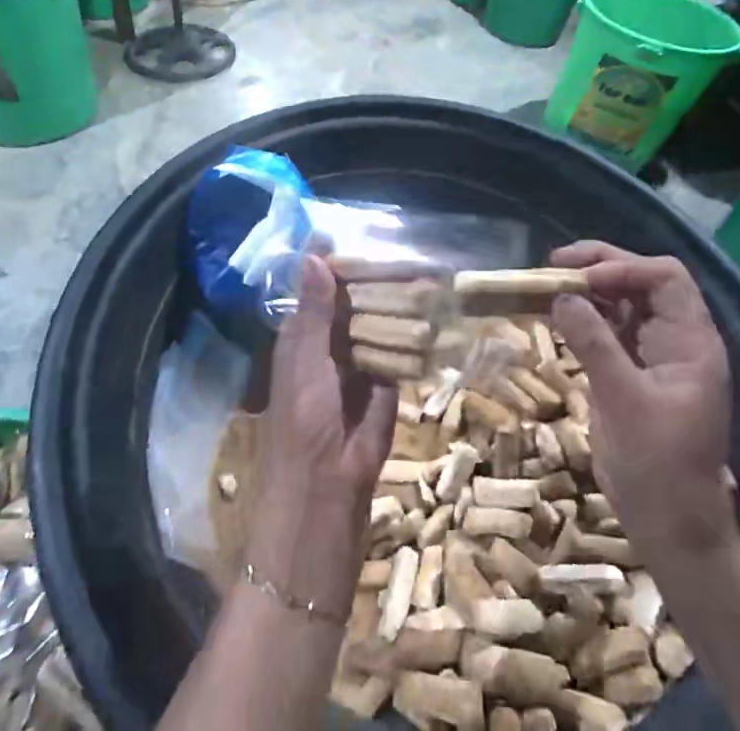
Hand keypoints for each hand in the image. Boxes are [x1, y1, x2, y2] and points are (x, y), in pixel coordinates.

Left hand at [248, 255, 397, 615]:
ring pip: (381, 329)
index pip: (321, 291)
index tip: (369, 233)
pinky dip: (415, 341)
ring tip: (432, 277)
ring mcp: (360, 373)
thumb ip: (313, 315)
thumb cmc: (302, 434)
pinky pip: (400, 359)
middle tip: (416, 254)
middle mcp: (330, 352)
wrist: (324, 507)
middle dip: (380, 282)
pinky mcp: (386, 394)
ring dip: (401, 308)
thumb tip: (314, 255)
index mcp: (302, 342)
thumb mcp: (305, 367)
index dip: (340, 263)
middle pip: (356, 307)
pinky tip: (437, 318)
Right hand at [549, 242, 737, 561]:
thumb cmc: (659, 464)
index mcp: (691, 341)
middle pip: (642, 283)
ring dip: (587, 291)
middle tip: (554, 265)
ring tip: (547, 285)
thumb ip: (595, 345)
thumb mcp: (625, 401)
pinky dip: (582, 319)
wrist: (669, 523)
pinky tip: (554, 316)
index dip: (623, 268)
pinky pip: (607, 332)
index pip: (665, 278)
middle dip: (600, 268)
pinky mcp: (630, 374)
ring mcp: (652, 356)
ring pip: (622, 304)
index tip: (579, 279)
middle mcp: (675, 339)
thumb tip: (562, 298)